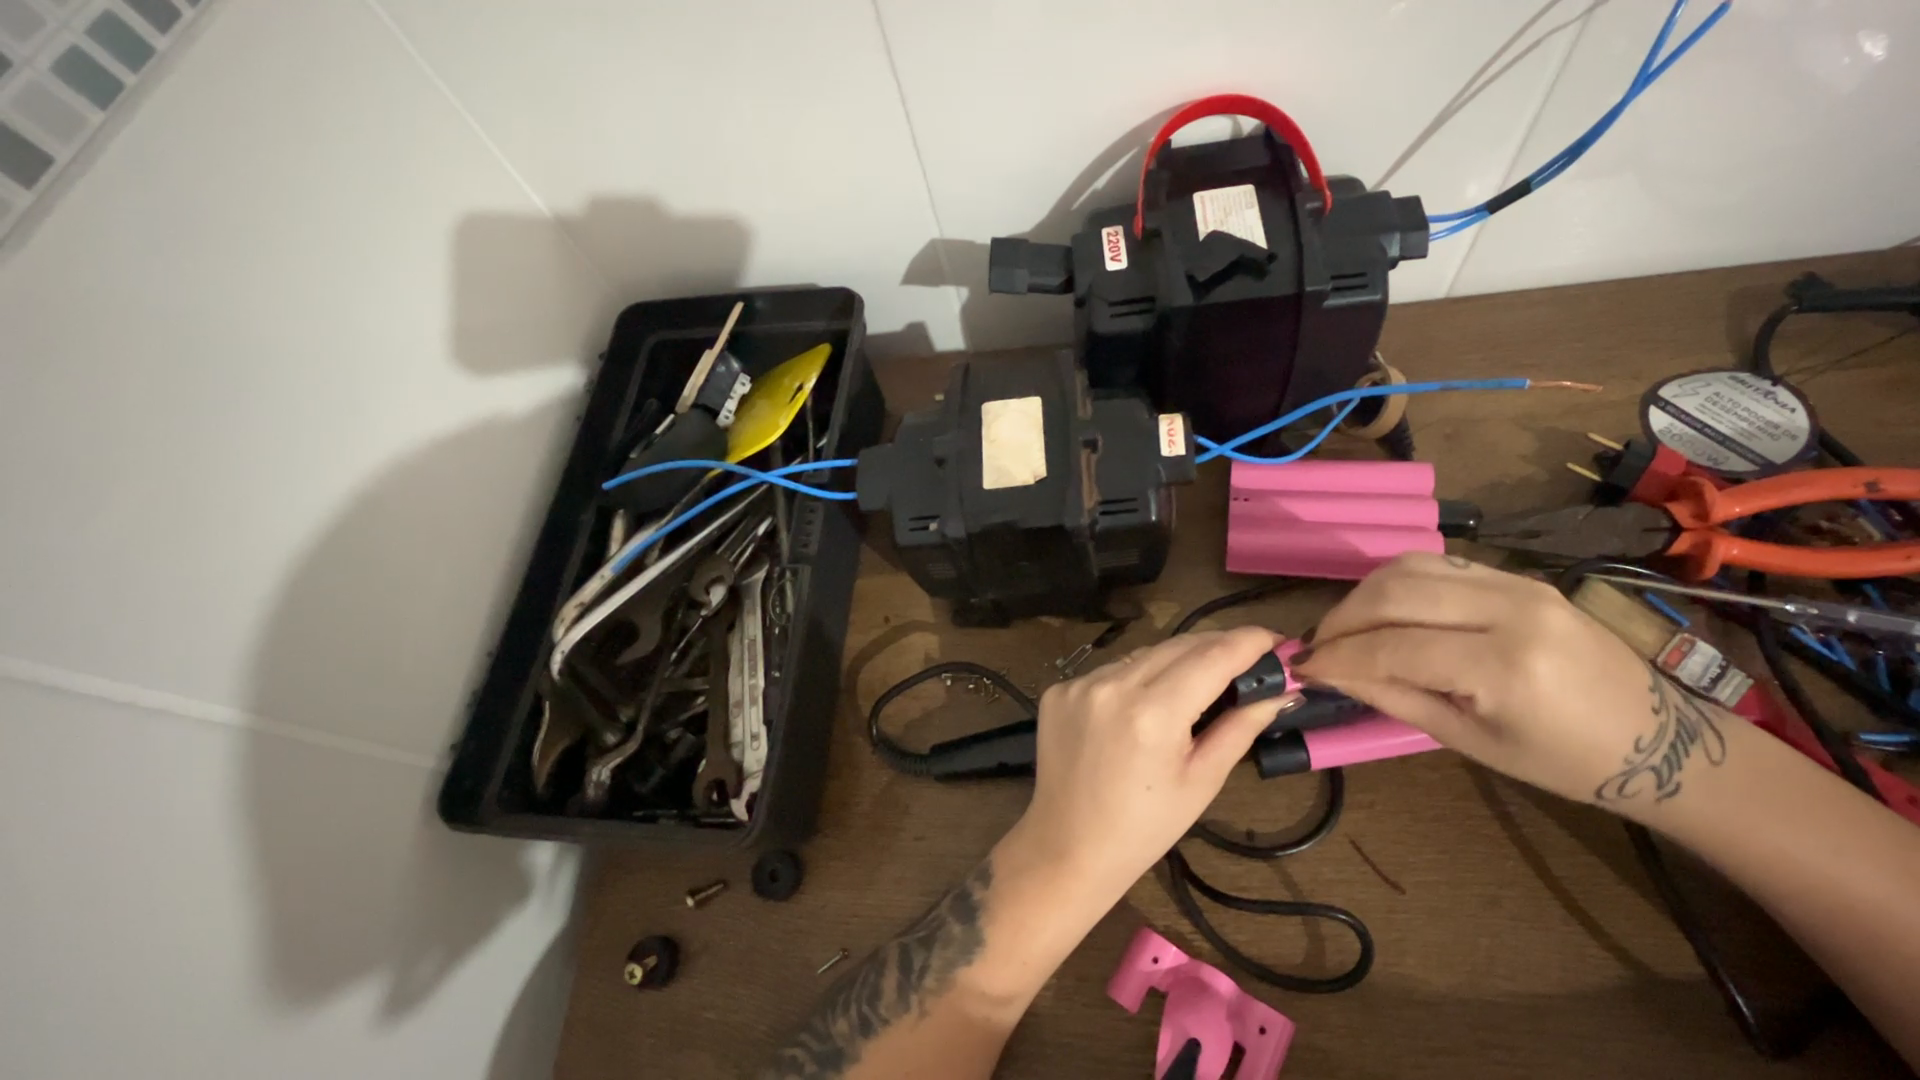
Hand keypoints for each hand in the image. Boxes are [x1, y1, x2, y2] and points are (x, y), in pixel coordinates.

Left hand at [1002, 627, 1295, 903]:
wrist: (1068, 846)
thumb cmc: (1145, 826)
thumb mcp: (1202, 780)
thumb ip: (1241, 727)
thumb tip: (1282, 690)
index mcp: (1153, 712)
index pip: (1213, 655)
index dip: (1250, 641)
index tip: (1277, 640)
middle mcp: (1113, 686)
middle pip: (1179, 645)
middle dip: (1218, 647)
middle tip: (1248, 661)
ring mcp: (1079, 684)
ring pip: (1144, 654)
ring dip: (1176, 662)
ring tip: (1198, 685)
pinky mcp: (1059, 690)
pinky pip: (1111, 671)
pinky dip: (1135, 679)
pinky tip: (1143, 705)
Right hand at [1291, 553, 1687, 809]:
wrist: (1660, 741)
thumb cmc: (1564, 762)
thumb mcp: (1469, 741)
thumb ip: (1393, 698)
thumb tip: (1327, 675)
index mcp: (1504, 666)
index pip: (1391, 646)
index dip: (1336, 656)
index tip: (1300, 668)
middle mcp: (1510, 609)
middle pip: (1394, 592)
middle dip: (1340, 619)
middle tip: (1315, 647)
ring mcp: (1519, 584)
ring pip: (1410, 566)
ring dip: (1363, 595)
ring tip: (1343, 629)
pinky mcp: (1520, 576)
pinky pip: (1439, 563)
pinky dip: (1396, 582)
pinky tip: (1382, 610)